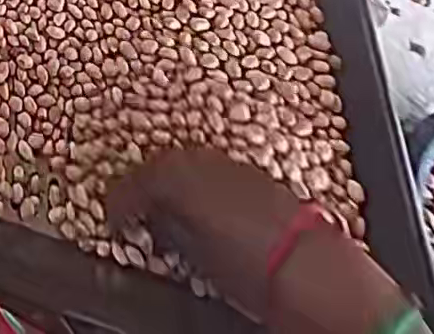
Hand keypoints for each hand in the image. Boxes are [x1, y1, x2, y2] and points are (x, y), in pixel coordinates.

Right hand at [106, 148, 300, 316]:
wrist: (319, 274)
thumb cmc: (251, 270)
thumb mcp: (196, 256)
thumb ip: (168, 229)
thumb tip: (153, 223)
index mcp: (170, 175)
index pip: (130, 186)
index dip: (118, 206)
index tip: (114, 220)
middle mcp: (193, 158)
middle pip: (156, 168)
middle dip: (146, 189)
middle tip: (137, 213)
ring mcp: (224, 162)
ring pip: (185, 166)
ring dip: (174, 184)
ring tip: (172, 211)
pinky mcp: (251, 172)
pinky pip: (212, 172)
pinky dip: (202, 186)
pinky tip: (205, 209)